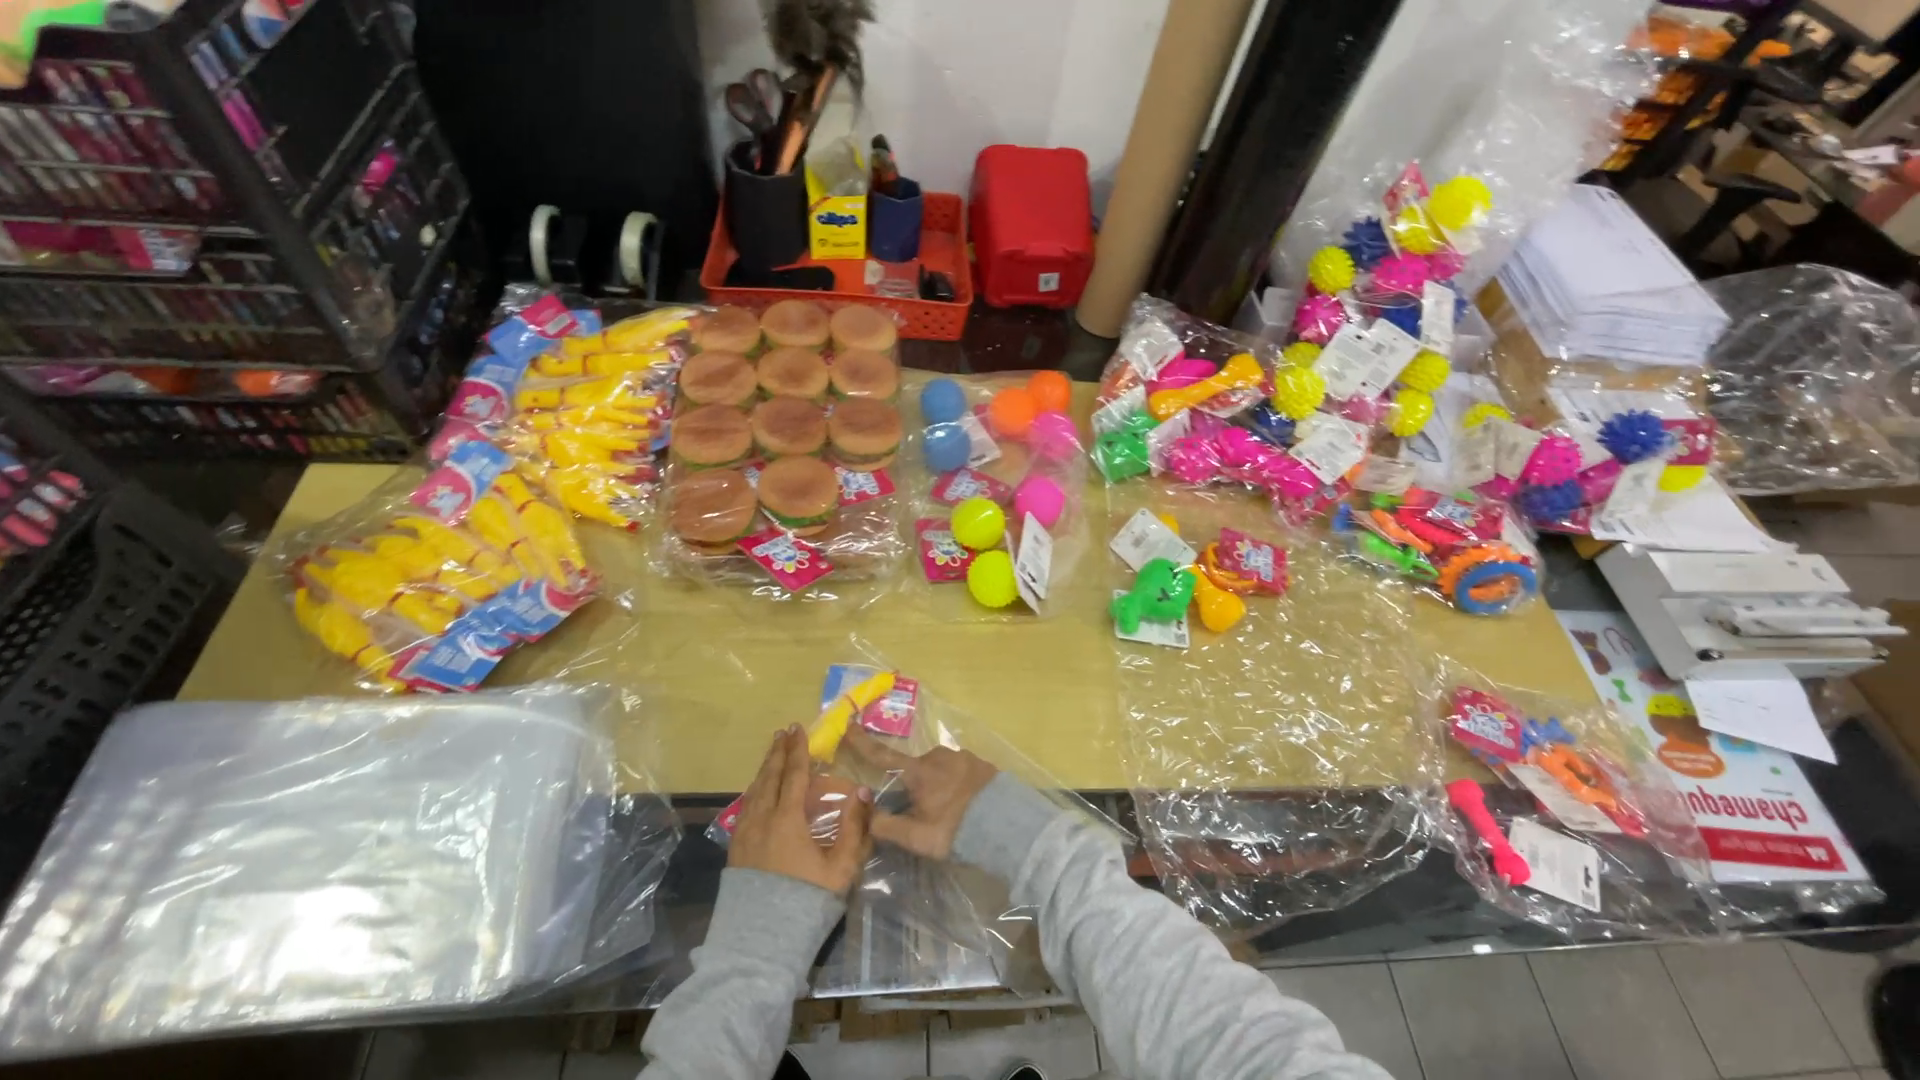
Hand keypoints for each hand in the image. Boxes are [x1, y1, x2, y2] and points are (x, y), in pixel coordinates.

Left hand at [728, 726, 872, 894]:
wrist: (761, 941)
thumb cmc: (807, 902)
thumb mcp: (840, 868)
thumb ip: (853, 828)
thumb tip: (862, 793)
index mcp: (787, 819)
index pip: (793, 775)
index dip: (797, 751)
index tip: (797, 728)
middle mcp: (762, 819)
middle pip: (768, 778)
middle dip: (777, 753)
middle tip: (781, 733)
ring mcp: (744, 835)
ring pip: (753, 792)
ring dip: (764, 770)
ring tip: (771, 756)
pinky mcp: (735, 851)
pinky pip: (745, 809)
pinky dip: (754, 791)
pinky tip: (757, 793)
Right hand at [843, 728, 996, 858]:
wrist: (1005, 824)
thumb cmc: (955, 830)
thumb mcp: (916, 837)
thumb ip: (886, 826)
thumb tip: (864, 813)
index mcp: (919, 772)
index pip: (883, 756)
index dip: (863, 743)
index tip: (849, 724)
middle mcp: (938, 756)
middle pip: (917, 769)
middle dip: (916, 787)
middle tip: (925, 814)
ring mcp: (963, 757)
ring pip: (940, 770)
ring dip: (939, 786)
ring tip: (952, 814)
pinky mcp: (983, 765)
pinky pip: (961, 772)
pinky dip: (959, 786)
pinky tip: (968, 806)